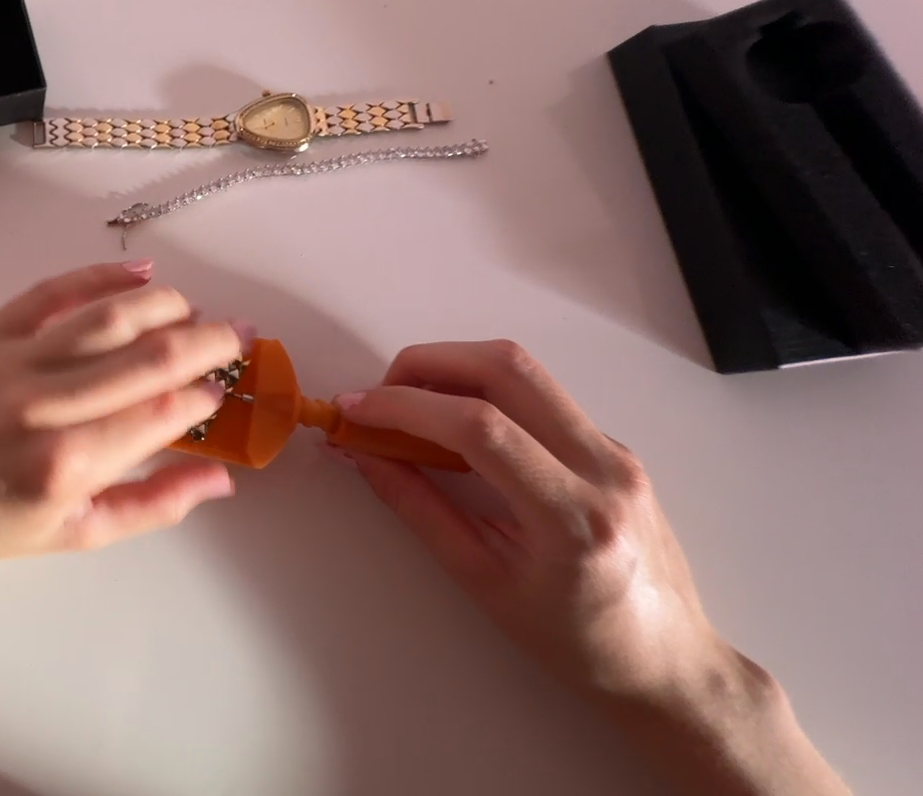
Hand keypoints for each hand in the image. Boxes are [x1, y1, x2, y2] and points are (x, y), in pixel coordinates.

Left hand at [0, 261, 244, 564]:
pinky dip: (98, 276)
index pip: (160, 414)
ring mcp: (11, 362)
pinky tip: (139, 274)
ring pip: (106, 318)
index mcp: (67, 464)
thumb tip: (221, 476)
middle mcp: (42, 406)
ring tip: (195, 309)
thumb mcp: (73, 535)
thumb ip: (151, 505)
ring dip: (163, 306)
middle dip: (205, 342)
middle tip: (238, 334)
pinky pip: (51, 292)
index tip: (221, 391)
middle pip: (146, 358)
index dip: (202, 396)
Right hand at [331, 340, 742, 709]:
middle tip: (380, 394)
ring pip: (522, 369)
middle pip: (507, 368)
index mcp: (573, 515)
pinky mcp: (610, 445)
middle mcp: (604, 467)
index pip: (480, 427)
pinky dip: (476, 391)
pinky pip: (534, 394)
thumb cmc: (570, 637)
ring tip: (408, 406)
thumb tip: (359, 452)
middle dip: (426, 363)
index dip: (404, 407)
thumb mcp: (478, 577)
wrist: (671, 662)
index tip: (353, 410)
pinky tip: (449, 427)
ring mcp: (615, 450)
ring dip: (450, 369)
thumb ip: (414, 505)